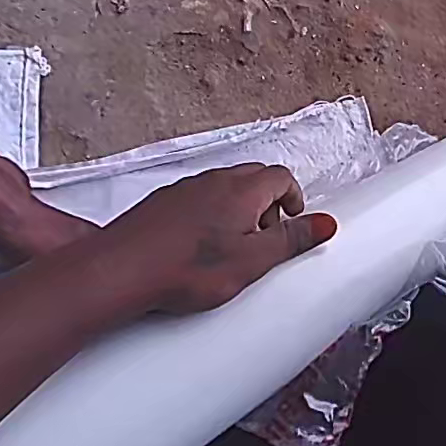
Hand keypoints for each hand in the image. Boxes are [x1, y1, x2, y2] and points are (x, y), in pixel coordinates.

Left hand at [87, 164, 337, 315]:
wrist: (121, 269)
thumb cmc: (183, 267)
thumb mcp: (252, 262)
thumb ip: (292, 240)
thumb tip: (325, 224)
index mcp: (242, 191)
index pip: (281, 177)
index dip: (293, 197)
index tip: (292, 220)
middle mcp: (214, 181)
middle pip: (255, 177)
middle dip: (269, 202)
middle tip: (267, 235)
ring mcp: (186, 188)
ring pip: (226, 187)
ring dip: (240, 208)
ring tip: (234, 245)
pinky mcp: (165, 201)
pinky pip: (200, 198)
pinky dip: (212, 213)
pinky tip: (201, 245)